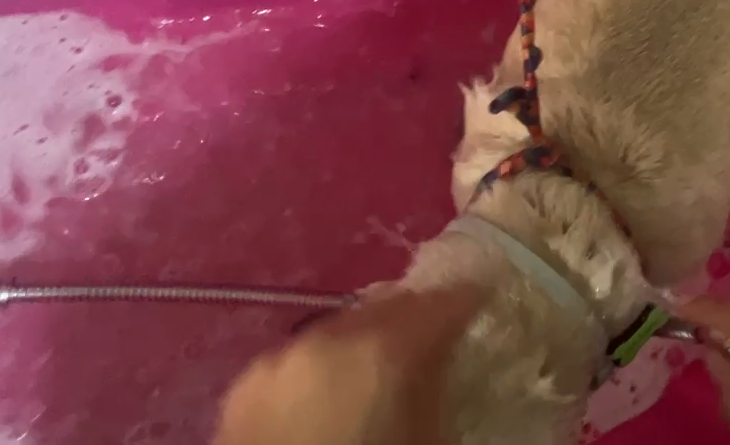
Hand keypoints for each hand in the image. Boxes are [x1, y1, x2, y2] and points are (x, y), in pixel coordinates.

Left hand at [212, 286, 481, 444]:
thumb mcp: (426, 435)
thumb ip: (436, 381)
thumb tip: (444, 349)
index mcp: (387, 347)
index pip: (450, 299)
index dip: (470, 299)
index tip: (483, 301)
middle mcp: (335, 335)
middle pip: (395, 305)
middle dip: (417, 318)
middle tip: (434, 339)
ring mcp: (285, 354)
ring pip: (348, 326)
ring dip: (368, 338)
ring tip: (378, 370)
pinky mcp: (246, 382)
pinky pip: (304, 354)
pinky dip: (324, 364)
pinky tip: (330, 393)